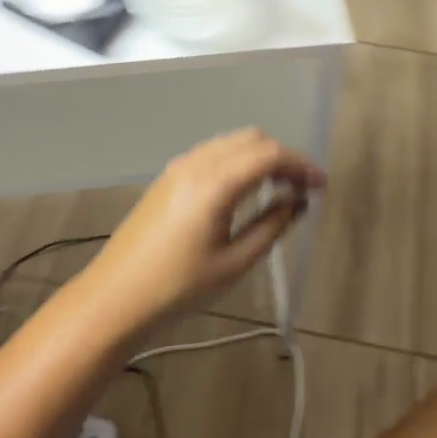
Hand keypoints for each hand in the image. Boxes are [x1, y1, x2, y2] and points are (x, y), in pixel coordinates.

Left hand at [81, 129, 324, 328]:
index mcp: (215, 183)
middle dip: (282, 157)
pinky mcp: (167, 178)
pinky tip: (244, 192)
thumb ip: (271, 226)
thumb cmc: (179, 289)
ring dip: (259, 157)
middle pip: (252, 139)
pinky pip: (212, 154)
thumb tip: (297, 202)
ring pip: (230, 143)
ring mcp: (178, 167)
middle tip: (301, 189)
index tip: (321, 186)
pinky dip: (237, 161)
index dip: (301, 165)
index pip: (269, 155)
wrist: (115, 299)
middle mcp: (197, 163)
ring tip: (277, 190)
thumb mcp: (235, 263)